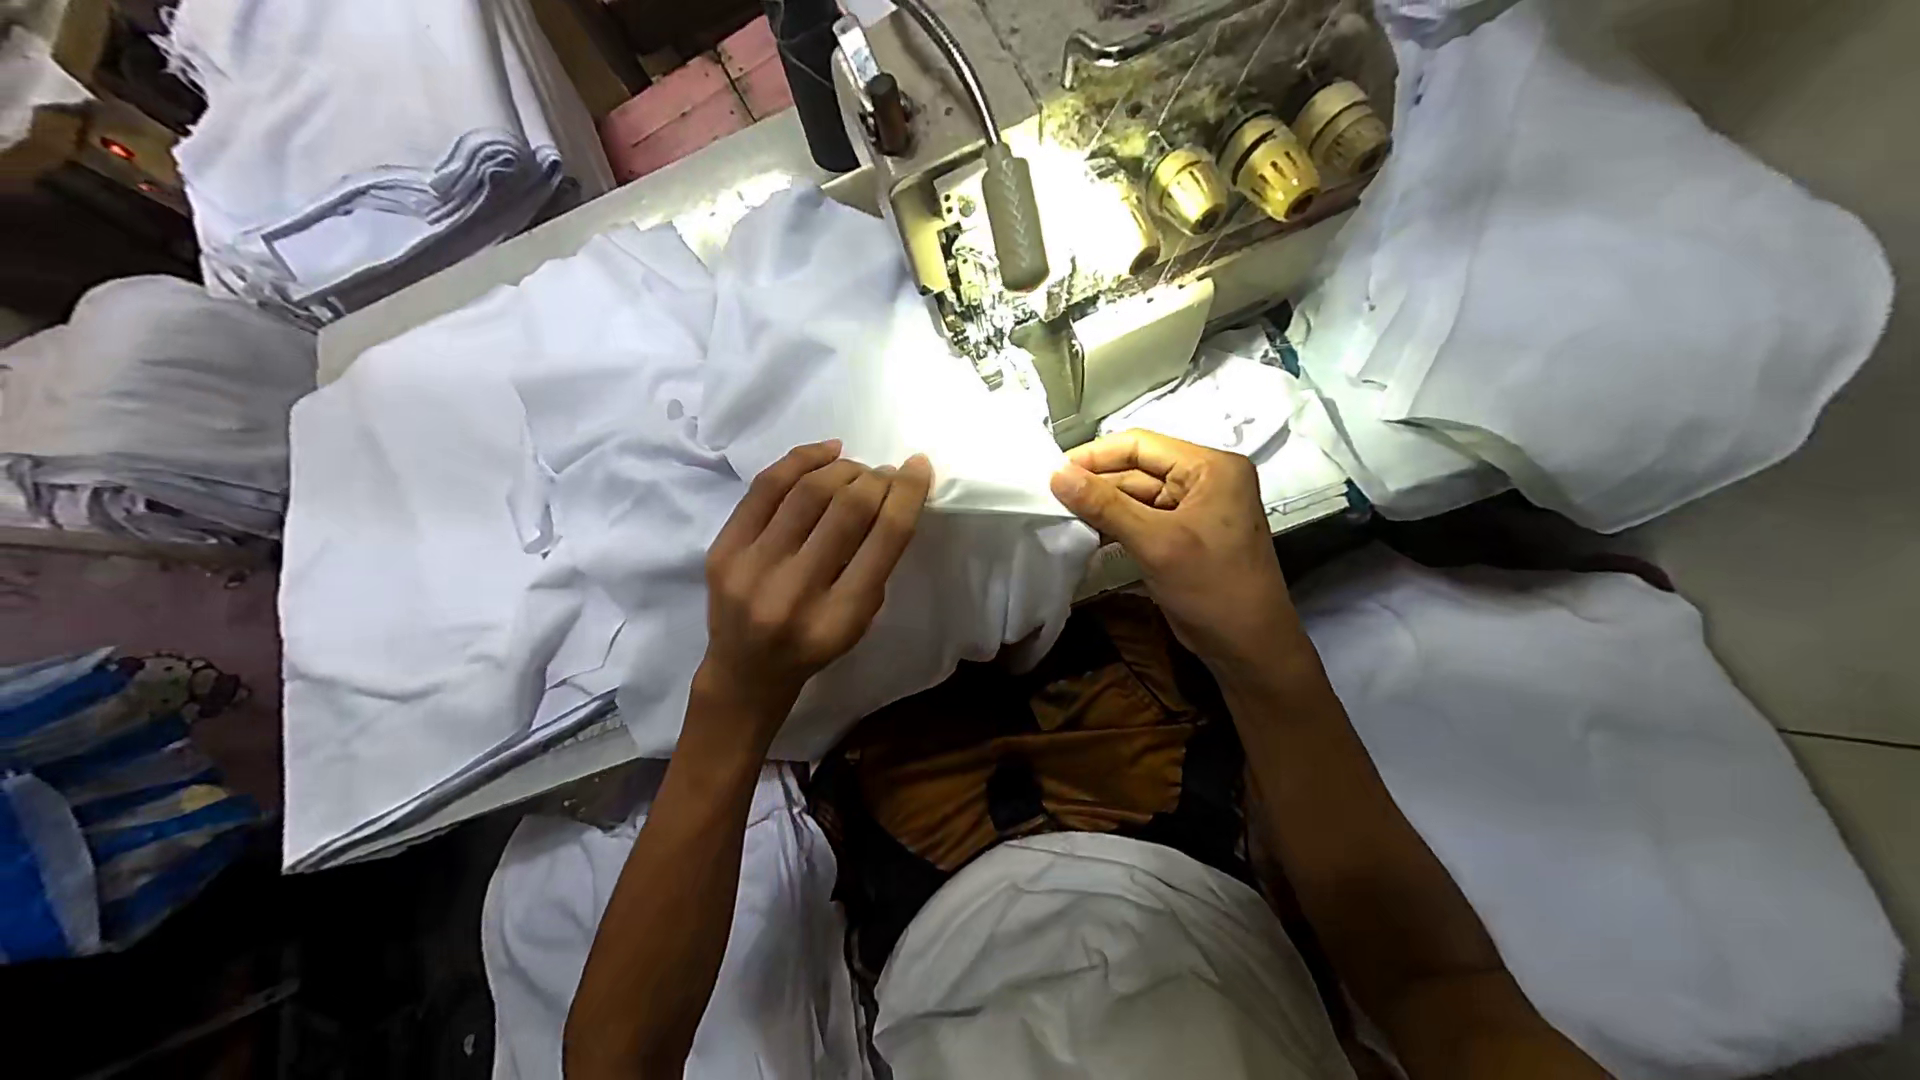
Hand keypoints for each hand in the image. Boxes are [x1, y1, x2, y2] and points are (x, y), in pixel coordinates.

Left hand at [694, 440, 931, 750]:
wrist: (746, 669)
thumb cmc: (815, 645)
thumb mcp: (860, 619)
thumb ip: (875, 564)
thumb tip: (889, 494)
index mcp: (839, 617)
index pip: (884, 539)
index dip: (908, 494)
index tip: (919, 468)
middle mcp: (795, 591)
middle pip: (848, 509)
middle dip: (877, 480)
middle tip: (886, 474)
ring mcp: (752, 567)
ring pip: (808, 490)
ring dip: (843, 469)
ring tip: (856, 468)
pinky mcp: (723, 549)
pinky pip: (766, 486)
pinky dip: (802, 459)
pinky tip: (826, 453)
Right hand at [1050, 429, 1299, 670]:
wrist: (1248, 648)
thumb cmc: (1212, 588)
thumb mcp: (1156, 542)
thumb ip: (1105, 505)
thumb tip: (1057, 474)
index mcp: (1210, 467)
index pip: (1141, 445)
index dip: (1095, 455)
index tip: (1053, 471)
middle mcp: (1203, 479)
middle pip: (1136, 468)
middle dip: (1095, 483)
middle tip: (1049, 496)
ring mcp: (1192, 508)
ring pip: (1134, 494)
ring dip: (1100, 505)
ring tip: (1060, 514)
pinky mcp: (1181, 534)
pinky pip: (1140, 518)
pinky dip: (1113, 524)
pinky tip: (1083, 532)